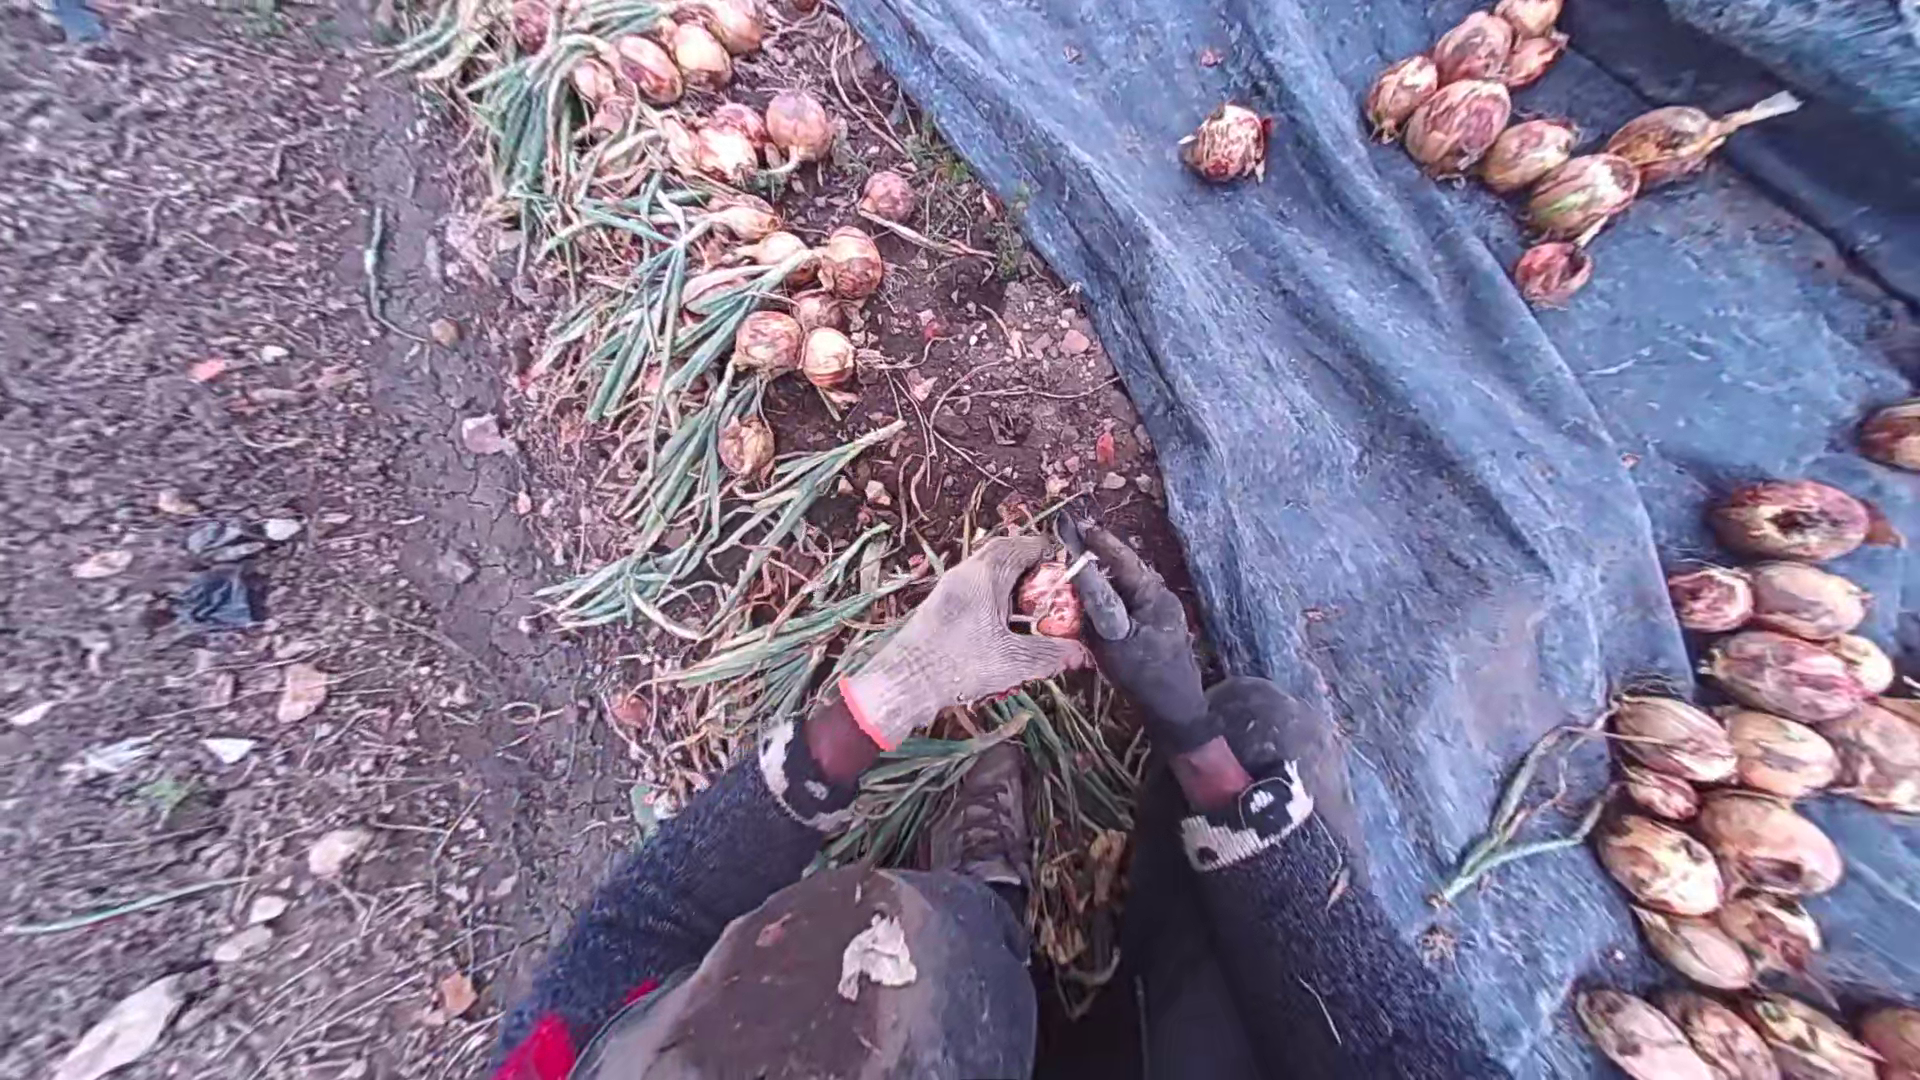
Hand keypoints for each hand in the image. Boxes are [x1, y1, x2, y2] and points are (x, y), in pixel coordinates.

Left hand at [841, 537, 1088, 748]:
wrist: (904, 682)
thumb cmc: (958, 663)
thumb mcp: (1014, 660)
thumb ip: (1050, 653)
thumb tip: (1080, 654)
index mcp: (984, 574)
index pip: (1020, 545)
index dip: (1046, 553)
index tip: (1064, 569)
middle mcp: (965, 573)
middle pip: (1003, 556)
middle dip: (1030, 571)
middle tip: (1050, 591)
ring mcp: (950, 589)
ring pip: (987, 574)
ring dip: (1011, 587)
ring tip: (1030, 612)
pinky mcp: (942, 607)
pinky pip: (975, 592)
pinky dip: (994, 601)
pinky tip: (1003, 629)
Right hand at [1071, 525, 1218, 754]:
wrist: (1175, 711)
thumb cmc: (1142, 677)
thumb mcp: (1111, 640)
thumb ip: (1095, 604)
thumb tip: (1080, 574)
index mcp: (1153, 596)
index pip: (1120, 559)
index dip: (1095, 541)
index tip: (1074, 524)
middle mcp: (1161, 596)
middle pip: (1126, 566)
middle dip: (1099, 551)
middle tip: (1075, 536)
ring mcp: (1162, 609)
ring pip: (1128, 581)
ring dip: (1105, 570)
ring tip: (1081, 559)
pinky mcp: (1158, 622)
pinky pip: (1130, 597)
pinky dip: (1112, 590)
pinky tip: (1097, 594)